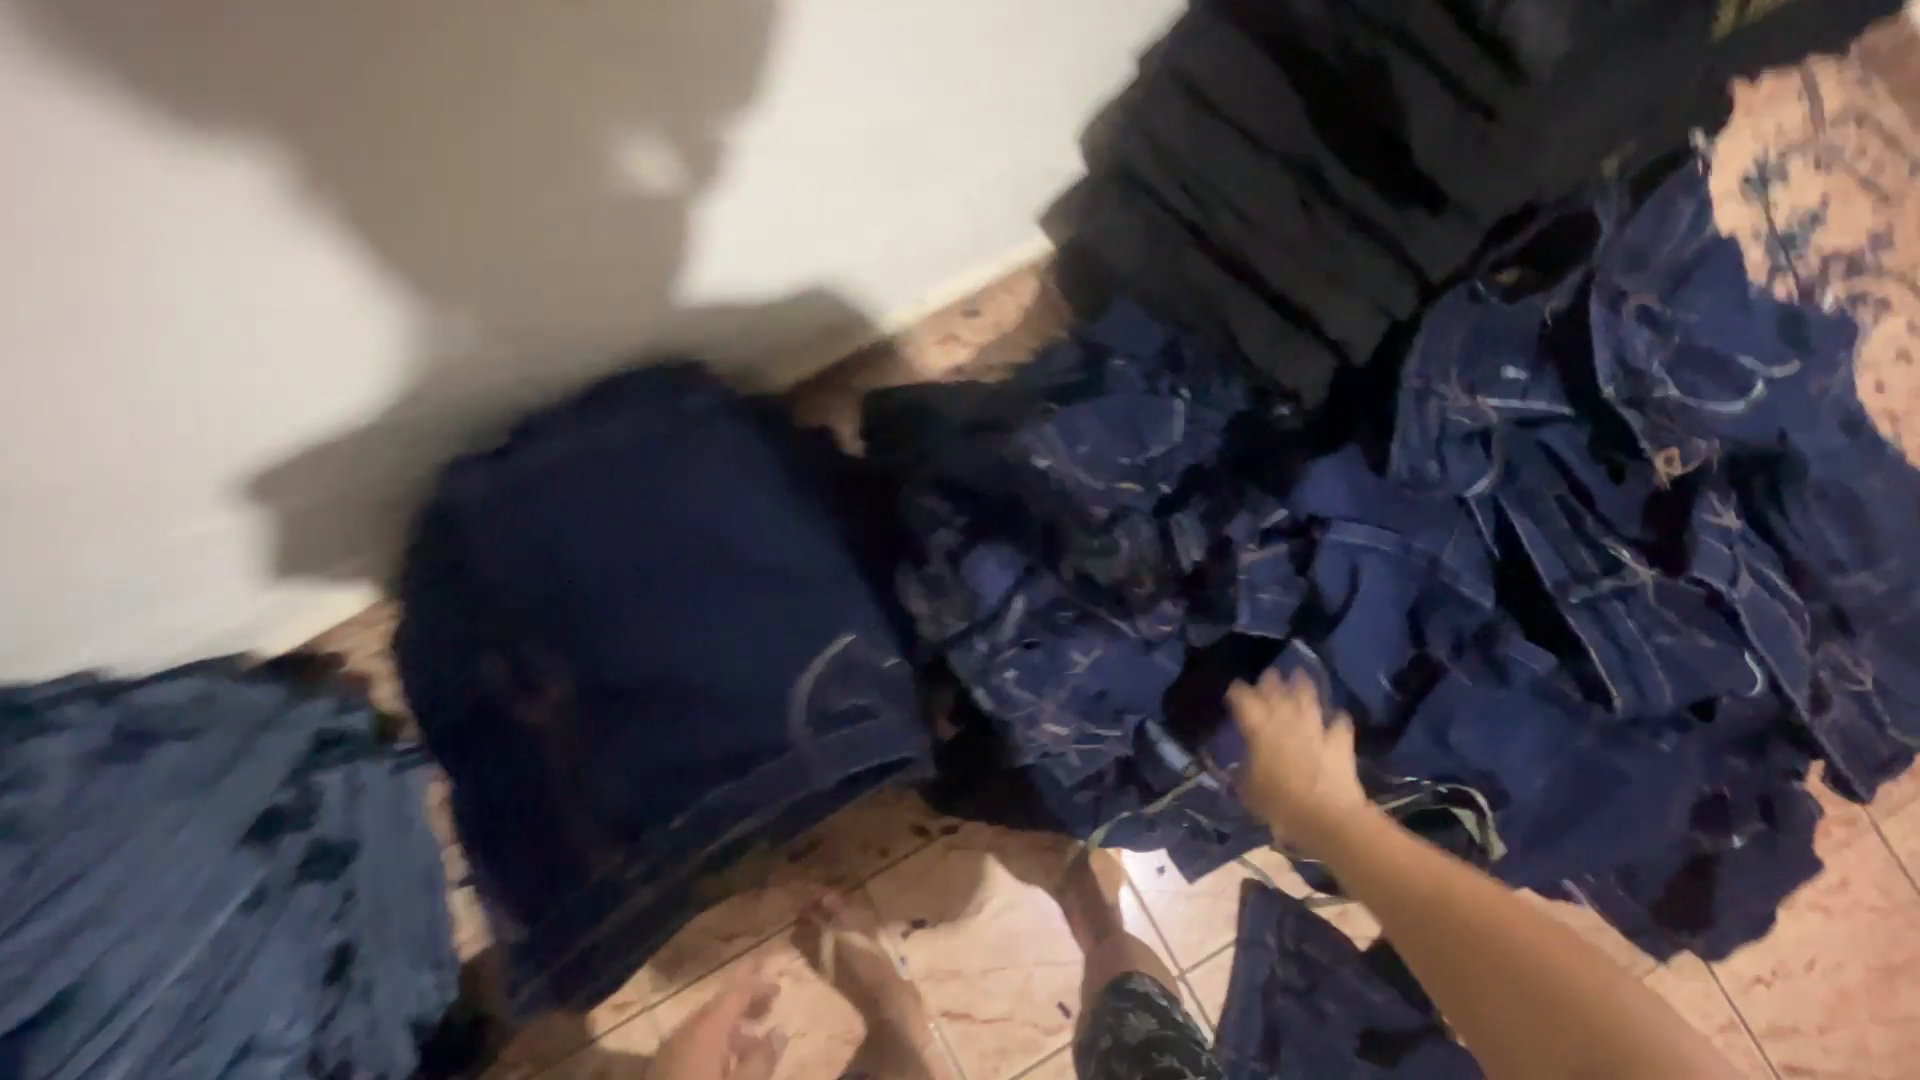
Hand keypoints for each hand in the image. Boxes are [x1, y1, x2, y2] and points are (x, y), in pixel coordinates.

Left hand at [653, 969, 786, 1079]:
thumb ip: (762, 1060)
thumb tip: (779, 1032)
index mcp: (705, 1031)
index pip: (735, 993)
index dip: (758, 986)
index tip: (779, 987)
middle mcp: (685, 1033)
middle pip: (719, 1006)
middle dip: (745, 1002)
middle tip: (771, 1005)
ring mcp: (670, 1054)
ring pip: (706, 1027)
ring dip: (732, 1028)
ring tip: (756, 1041)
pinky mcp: (662, 1073)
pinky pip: (694, 1046)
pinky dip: (716, 1046)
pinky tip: (729, 1066)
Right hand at [1224, 667, 1369, 858]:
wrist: (1327, 816)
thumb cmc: (1278, 804)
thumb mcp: (1247, 791)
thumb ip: (1242, 773)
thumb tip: (1240, 767)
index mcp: (1258, 728)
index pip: (1243, 700)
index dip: (1237, 693)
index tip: (1233, 691)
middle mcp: (1286, 721)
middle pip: (1277, 692)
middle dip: (1271, 682)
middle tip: (1269, 675)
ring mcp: (1315, 729)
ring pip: (1308, 699)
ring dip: (1303, 687)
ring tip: (1300, 677)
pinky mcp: (1340, 742)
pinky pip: (1339, 724)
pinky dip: (1336, 720)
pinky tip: (1335, 718)